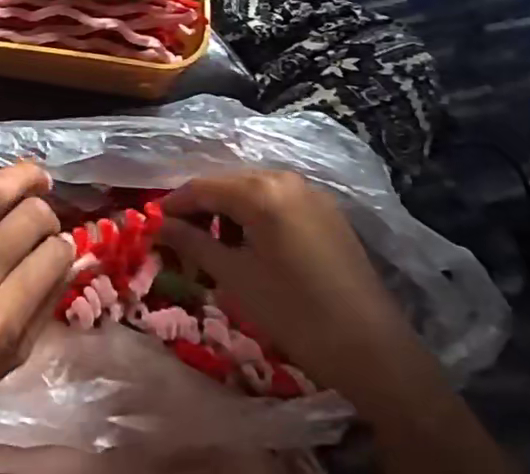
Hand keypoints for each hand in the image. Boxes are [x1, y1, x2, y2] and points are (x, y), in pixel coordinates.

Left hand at [0, 163, 74, 466]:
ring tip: (34, 179)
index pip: (52, 256)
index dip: (64, 247)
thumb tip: (73, 255)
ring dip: (21, 178)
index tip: (60, 248)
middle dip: (47, 215)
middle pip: (28, 218)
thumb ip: (46, 304)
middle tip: (42, 224)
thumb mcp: (11, 358)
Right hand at [160, 170, 512, 473]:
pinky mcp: (328, 212)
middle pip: (228, 185)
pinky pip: (279, 202)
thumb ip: (193, 242)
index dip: (174, 204)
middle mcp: (285, 179)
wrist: (374, 351)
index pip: (202, 187)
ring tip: (219, 249)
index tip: (155, 223)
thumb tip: (159, 224)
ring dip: (230, 214)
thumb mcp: (235, 277)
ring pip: (254, 192)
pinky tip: (253, 248)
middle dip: (202, 209)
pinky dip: (257, 218)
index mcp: (260, 191)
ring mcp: (311, 193)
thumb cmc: (295, 312)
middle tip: (183, 240)